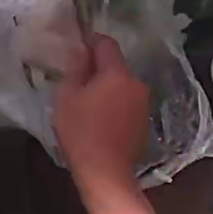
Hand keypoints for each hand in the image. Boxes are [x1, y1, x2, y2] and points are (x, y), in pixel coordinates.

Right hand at [54, 34, 151, 203]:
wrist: (105, 172)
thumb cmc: (81, 130)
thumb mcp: (68, 95)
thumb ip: (76, 67)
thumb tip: (80, 48)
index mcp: (117, 74)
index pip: (106, 44)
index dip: (90, 41)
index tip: (75, 51)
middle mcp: (136, 84)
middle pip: (115, 64)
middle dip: (97, 67)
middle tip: (75, 80)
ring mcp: (143, 103)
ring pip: (121, 83)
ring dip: (106, 85)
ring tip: (86, 100)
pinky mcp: (144, 121)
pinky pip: (127, 100)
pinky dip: (114, 101)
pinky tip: (99, 117)